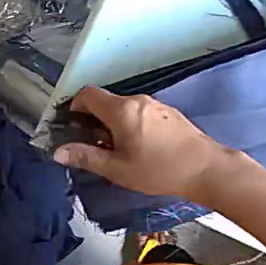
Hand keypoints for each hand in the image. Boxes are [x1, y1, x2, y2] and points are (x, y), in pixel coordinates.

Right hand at [51, 86, 257, 203]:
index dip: (74, 107)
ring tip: (117, 151)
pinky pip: (140, 112)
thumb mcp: (117, 169)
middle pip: (105, 101)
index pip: (87, 94)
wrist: (206, 168)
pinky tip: (139, 148)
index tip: (72, 126)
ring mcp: (155, 105)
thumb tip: (58, 152)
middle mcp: (137, 100)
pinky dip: (130, 124)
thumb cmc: (159, 170)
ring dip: (112, 123)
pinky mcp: (168, 113)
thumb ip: (86, 157)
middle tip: (93, 145)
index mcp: (121, 110)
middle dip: (93, 119)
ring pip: (123, 108)